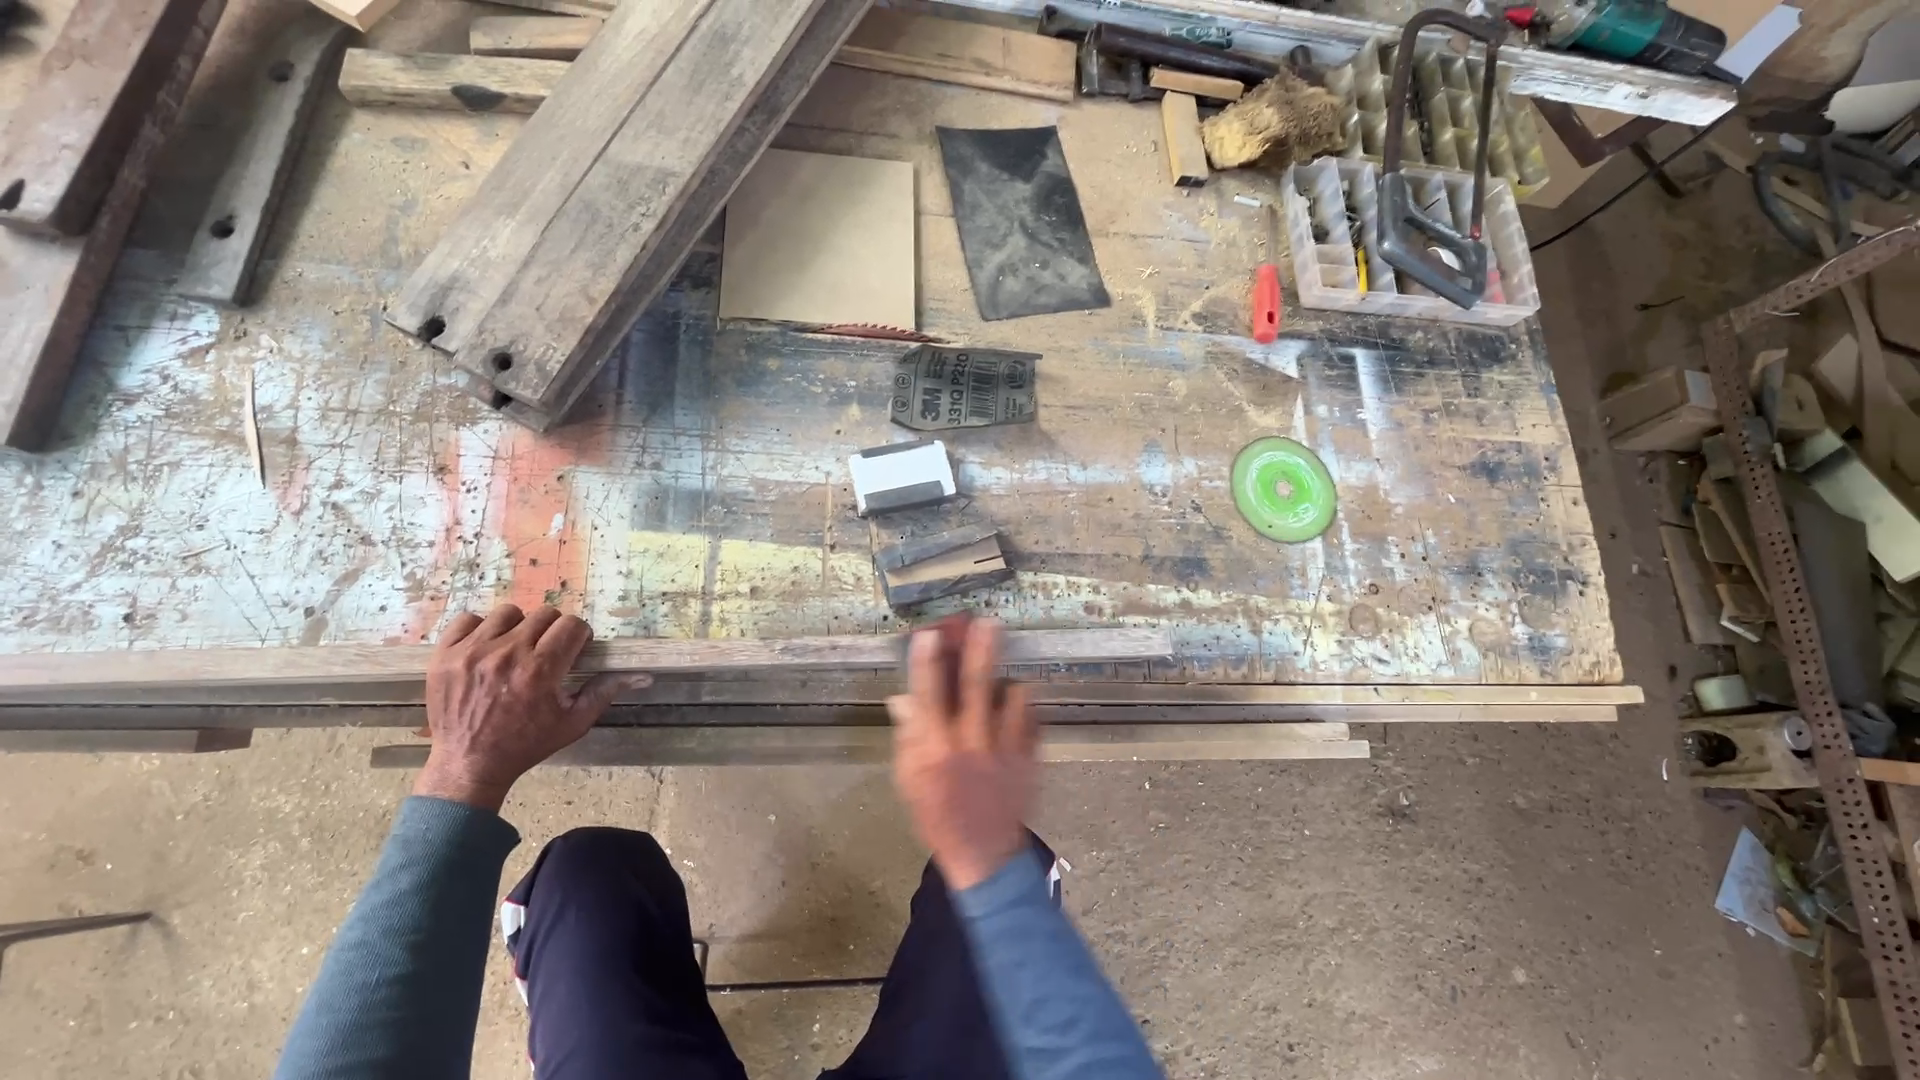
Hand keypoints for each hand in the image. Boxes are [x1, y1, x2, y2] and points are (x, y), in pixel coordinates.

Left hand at [415, 604, 648, 810]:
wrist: (468, 764)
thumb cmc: (526, 744)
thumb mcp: (574, 723)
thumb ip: (604, 693)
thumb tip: (640, 675)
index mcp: (541, 670)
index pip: (572, 625)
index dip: (579, 635)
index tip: (574, 649)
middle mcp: (507, 654)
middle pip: (544, 615)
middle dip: (553, 630)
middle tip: (547, 651)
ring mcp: (472, 652)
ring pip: (508, 613)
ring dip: (518, 627)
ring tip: (515, 648)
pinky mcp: (445, 654)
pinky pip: (468, 619)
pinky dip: (480, 629)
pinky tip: (486, 648)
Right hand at [887, 617, 1037, 890]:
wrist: (984, 855)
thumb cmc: (937, 816)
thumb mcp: (909, 781)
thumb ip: (908, 738)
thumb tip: (903, 699)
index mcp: (934, 750)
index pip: (929, 696)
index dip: (927, 663)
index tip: (929, 634)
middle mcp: (970, 745)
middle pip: (977, 687)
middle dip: (981, 650)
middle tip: (988, 622)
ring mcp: (1004, 752)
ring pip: (1012, 699)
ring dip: (1007, 681)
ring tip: (1006, 677)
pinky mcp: (1029, 760)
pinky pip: (1033, 721)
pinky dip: (1026, 708)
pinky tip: (1020, 706)